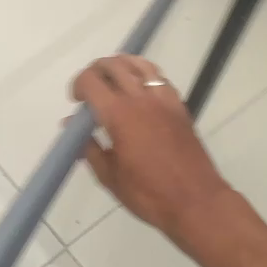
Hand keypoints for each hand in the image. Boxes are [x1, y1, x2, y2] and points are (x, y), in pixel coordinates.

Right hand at [70, 55, 241, 240]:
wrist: (196, 202)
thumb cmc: (148, 194)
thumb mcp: (109, 176)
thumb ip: (88, 147)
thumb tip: (70, 125)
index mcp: (119, 115)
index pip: (91, 81)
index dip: (78, 85)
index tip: (77, 102)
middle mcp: (140, 99)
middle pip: (113, 65)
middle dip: (96, 71)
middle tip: (91, 90)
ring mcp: (164, 100)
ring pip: (139, 64)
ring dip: (121, 66)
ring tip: (113, 81)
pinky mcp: (179, 106)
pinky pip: (160, 78)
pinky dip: (144, 75)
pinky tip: (140, 91)